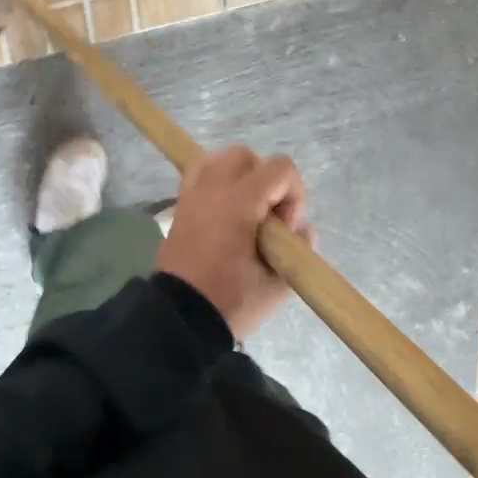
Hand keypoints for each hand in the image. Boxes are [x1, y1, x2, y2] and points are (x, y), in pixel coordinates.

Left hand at [155, 146, 315, 340]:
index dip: (293, 196)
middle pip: (244, 156)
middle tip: (266, 219)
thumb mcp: (277, 285)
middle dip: (264, 181)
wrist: (178, 320)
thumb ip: (297, 250)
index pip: (280, 168)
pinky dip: (214, 190)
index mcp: (238, 203)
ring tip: (244, 215)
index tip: (284, 231)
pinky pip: (197, 182)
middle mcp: (210, 191)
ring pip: (216, 162)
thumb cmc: (230, 303)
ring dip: (237, 180)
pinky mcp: (177, 214)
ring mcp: (189, 200)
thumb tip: (301, 231)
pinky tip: (224, 222)